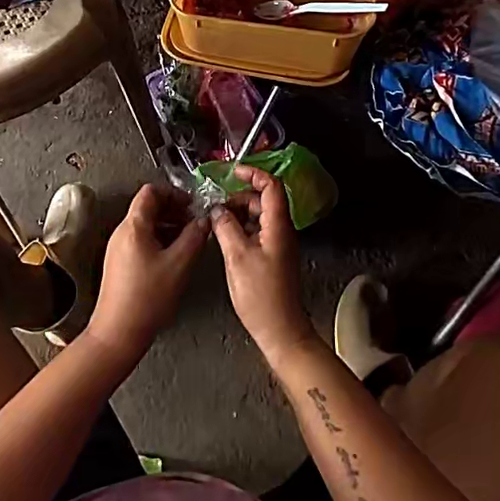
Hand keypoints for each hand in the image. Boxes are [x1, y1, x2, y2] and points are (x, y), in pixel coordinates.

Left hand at [85, 185, 208, 357]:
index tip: (191, 204)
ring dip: (170, 225)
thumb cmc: (145, 299)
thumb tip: (204, 221)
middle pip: (149, 207)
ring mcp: (120, 249)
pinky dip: (161, 239)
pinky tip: (176, 255)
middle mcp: (123, 234)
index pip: (151, 191)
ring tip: (189, 238)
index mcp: (134, 227)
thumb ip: (196, 235)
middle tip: (194, 220)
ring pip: (147, 224)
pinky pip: (143, 240)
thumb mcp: (180, 262)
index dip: (174, 193)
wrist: (118, 332)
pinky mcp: (121, 264)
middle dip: (175, 209)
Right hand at [212, 165, 315, 357]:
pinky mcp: (273, 256)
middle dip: (241, 196)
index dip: (254, 174)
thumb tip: (217, 210)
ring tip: (218, 221)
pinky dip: (242, 228)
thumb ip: (225, 228)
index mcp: (278, 225)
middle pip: (265, 199)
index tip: (233, 171)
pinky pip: (258, 231)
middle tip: (218, 204)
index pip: (272, 186)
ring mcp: (279, 243)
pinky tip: (226, 237)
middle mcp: (282, 230)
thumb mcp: (237, 257)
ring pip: (260, 216)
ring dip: (239, 213)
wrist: (280, 329)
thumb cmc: (261, 296)